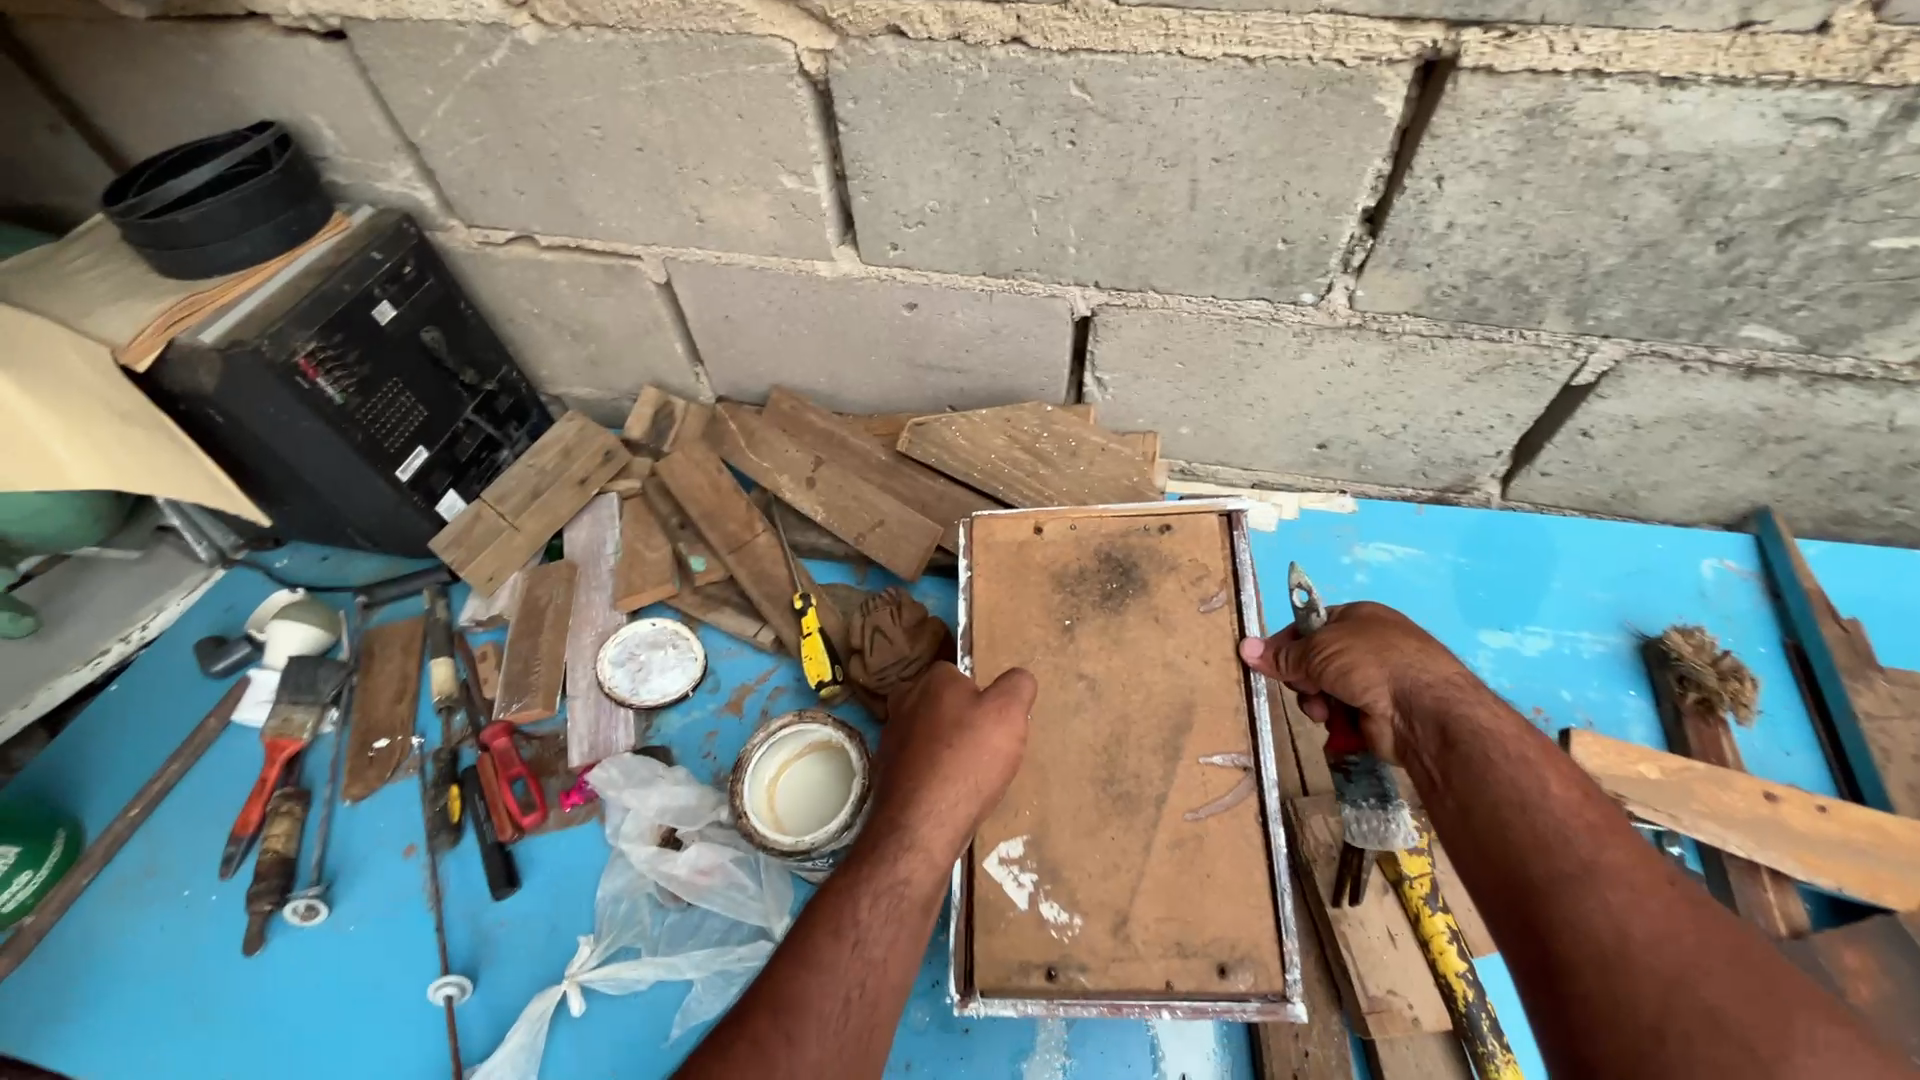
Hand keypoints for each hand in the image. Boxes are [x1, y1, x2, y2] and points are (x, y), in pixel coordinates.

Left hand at [868, 662, 1035, 863]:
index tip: (995, 721)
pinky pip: (917, 765)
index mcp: (931, 680)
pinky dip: (932, 774)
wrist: (923, 823)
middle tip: (984, 747)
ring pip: (926, 735)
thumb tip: (1019, 676)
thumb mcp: (1009, 712)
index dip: (981, 696)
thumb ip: (1017, 685)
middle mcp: (904, 703)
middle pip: (939, 704)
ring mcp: (890, 739)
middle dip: (960, 721)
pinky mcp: (886, 773)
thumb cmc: (969, 758)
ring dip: (945, 749)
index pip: (959, 675)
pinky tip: (949, 793)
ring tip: (969, 774)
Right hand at [1238, 601, 1473, 763]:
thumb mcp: (1318, 650)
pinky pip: (1339, 713)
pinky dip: (1334, 719)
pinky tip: (1338, 724)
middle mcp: (1365, 647)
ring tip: (1324, 710)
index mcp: (1356, 618)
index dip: (1285, 644)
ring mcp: (1372, 681)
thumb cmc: (1370, 662)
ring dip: (1315, 701)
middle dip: (1302, 677)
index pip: (1308, 627)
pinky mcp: (1375, 712)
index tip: (1265, 662)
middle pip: (1312, 661)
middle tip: (1305, 685)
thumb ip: (1282, 655)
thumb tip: (1244, 648)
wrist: (1423, 710)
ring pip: (1322, 690)